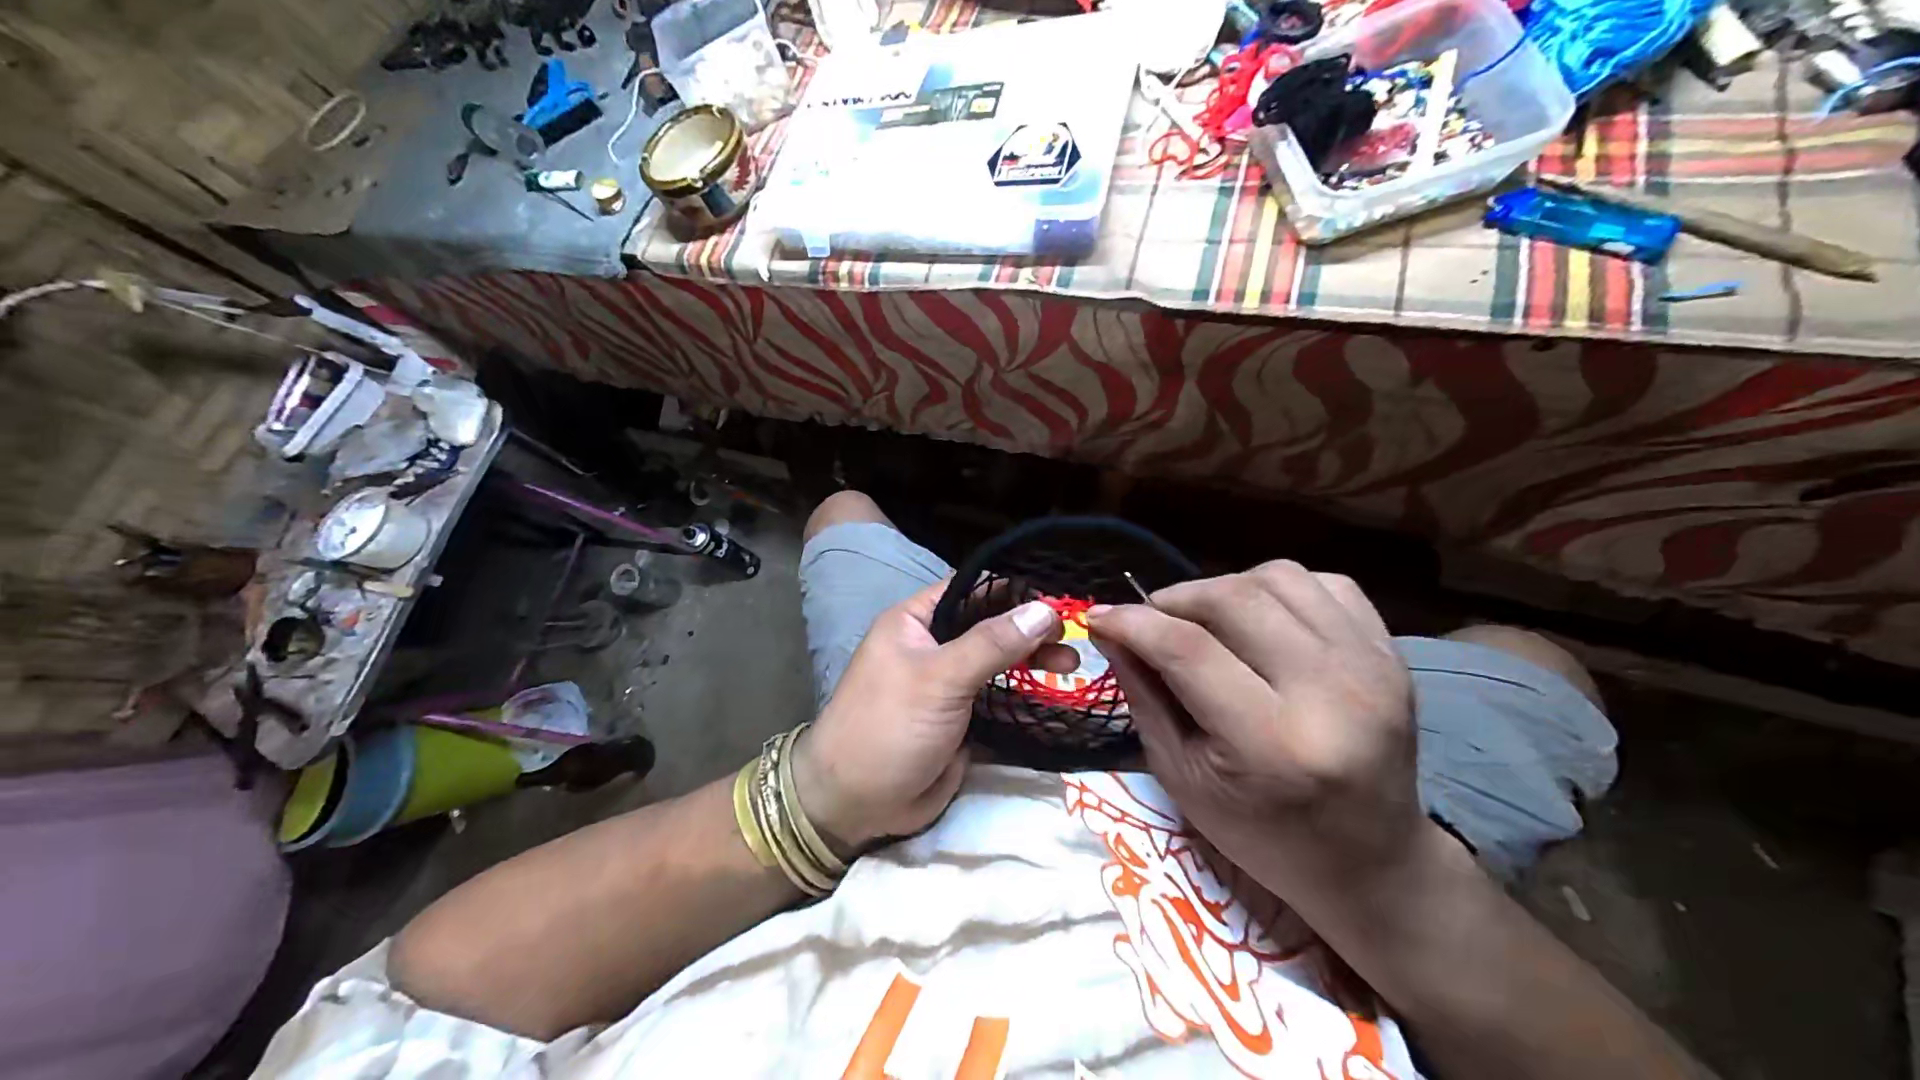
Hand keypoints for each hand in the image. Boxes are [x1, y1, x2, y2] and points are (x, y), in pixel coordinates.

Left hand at [792, 579, 1060, 854]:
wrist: (857, 803)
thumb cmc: (889, 725)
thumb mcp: (939, 677)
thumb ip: (992, 643)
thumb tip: (1045, 609)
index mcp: (915, 622)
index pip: (971, 590)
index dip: (1014, 589)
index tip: (1059, 597)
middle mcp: (933, 646)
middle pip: (991, 626)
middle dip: (1030, 629)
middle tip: (1071, 640)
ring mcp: (949, 684)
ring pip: (1000, 662)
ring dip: (1034, 662)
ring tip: (1072, 666)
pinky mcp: (964, 718)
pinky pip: (1001, 698)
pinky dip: (1027, 696)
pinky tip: (1056, 696)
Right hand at [1086, 561, 1424, 906]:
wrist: (1371, 862)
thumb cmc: (1262, 833)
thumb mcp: (1181, 775)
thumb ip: (1143, 695)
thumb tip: (1109, 629)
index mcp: (1272, 744)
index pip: (1187, 650)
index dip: (1132, 623)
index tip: (1099, 617)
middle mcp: (1331, 694)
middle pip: (1234, 599)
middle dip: (1174, 599)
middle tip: (1151, 621)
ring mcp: (1372, 667)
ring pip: (1278, 577)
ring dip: (1224, 588)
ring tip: (1205, 620)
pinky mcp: (1391, 654)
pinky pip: (1324, 583)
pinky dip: (1278, 590)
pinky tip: (1261, 622)